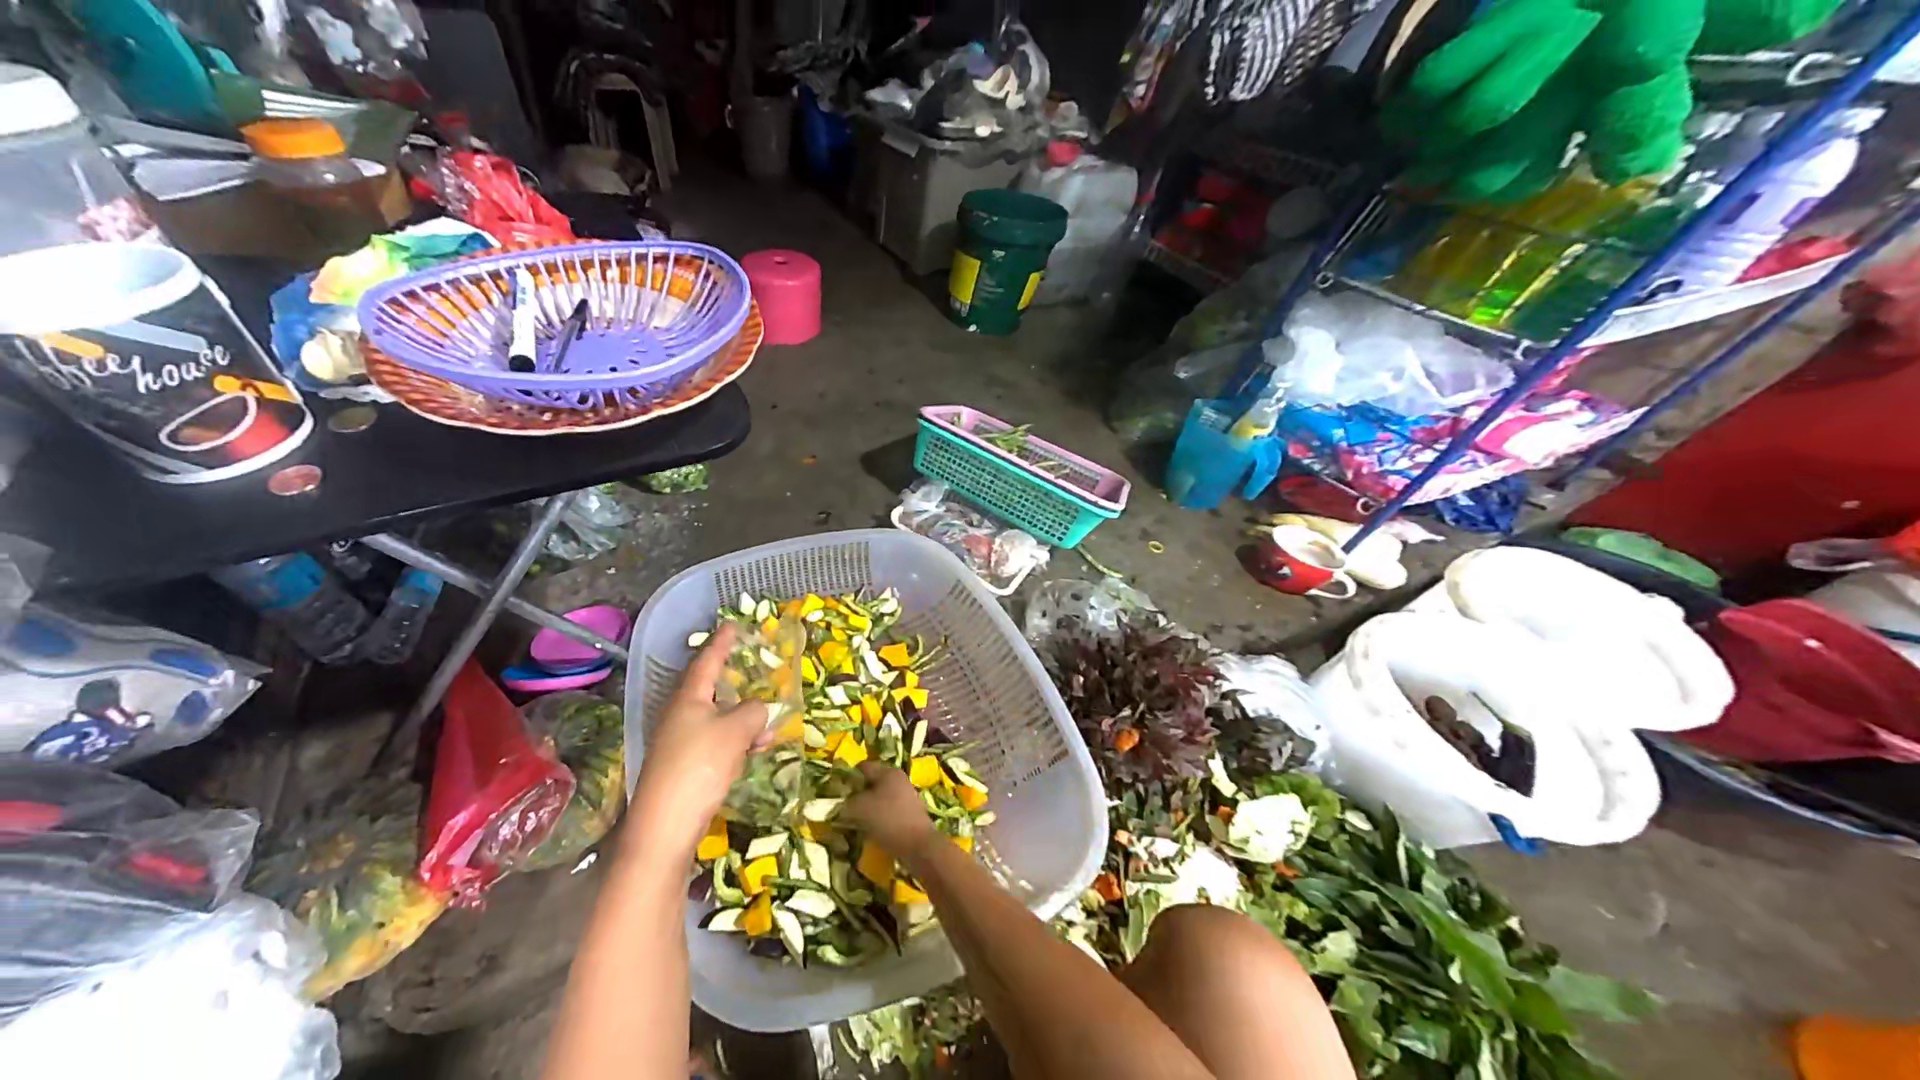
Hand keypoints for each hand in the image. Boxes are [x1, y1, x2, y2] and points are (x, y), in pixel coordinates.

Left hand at [627, 624, 767, 854]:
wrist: (665, 826)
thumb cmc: (699, 766)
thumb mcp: (736, 731)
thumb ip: (754, 712)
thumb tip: (761, 708)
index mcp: (687, 698)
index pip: (707, 661)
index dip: (722, 643)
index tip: (733, 625)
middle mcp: (680, 715)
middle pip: (711, 690)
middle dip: (736, 683)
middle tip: (755, 671)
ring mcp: (680, 742)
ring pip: (718, 719)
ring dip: (744, 720)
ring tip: (769, 728)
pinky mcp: (685, 766)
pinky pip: (717, 742)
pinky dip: (737, 742)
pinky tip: (754, 752)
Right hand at [844, 762, 936, 859]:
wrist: (918, 845)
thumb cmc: (888, 819)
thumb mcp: (859, 808)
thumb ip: (847, 802)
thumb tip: (842, 804)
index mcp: (888, 771)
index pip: (862, 767)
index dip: (847, 777)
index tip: (837, 792)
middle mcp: (899, 780)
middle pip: (872, 783)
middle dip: (857, 794)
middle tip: (844, 808)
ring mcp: (906, 796)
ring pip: (879, 798)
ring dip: (867, 808)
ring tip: (855, 821)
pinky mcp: (910, 813)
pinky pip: (888, 811)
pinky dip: (878, 818)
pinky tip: (871, 829)